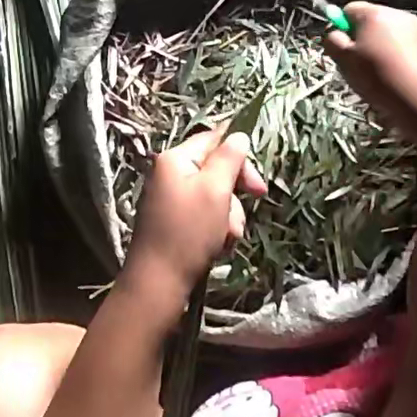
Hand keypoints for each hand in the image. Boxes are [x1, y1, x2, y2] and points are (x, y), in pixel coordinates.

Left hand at [125, 125, 267, 304]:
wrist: (158, 281)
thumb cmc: (188, 232)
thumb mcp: (215, 191)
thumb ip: (229, 159)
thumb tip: (239, 134)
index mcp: (175, 159)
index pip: (215, 139)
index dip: (240, 157)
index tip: (258, 185)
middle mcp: (170, 173)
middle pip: (218, 170)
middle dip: (234, 196)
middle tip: (242, 217)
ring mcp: (172, 198)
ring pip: (216, 197)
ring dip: (228, 217)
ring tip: (223, 237)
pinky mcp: (175, 220)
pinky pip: (206, 216)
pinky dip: (216, 229)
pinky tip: (216, 246)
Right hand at [326, 1, 416, 127]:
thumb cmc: (380, 80)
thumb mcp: (345, 62)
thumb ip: (333, 42)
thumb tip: (335, 34)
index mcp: (375, 14)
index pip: (349, 9)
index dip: (342, 28)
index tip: (344, 51)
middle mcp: (401, 15)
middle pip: (374, 21)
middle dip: (365, 39)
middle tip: (363, 67)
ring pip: (394, 35)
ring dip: (386, 49)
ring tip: (386, 77)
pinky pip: (413, 48)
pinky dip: (405, 59)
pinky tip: (405, 80)